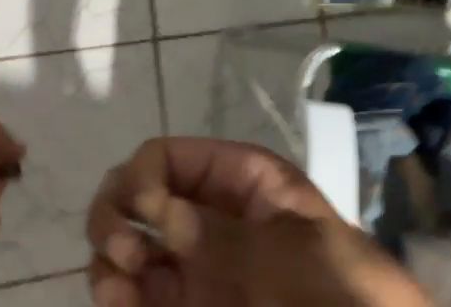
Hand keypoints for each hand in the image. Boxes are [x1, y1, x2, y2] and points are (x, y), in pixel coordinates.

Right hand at [85, 138, 432, 306]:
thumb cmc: (341, 283)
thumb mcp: (292, 253)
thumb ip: (225, 236)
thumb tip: (161, 215)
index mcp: (237, 180)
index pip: (169, 157)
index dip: (145, 176)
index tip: (146, 211)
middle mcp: (206, 214)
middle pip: (136, 194)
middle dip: (116, 212)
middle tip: (123, 249)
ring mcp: (195, 263)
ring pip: (128, 244)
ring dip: (109, 257)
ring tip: (115, 288)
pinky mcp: (189, 304)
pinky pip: (140, 291)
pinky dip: (117, 293)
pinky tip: (116, 301)